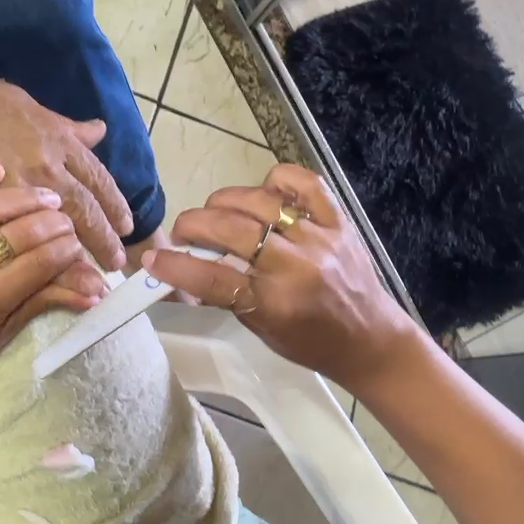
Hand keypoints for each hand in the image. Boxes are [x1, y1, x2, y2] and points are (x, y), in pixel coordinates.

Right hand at [0, 74, 134, 272]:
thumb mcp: (21, 103)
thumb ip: (61, 126)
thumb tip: (97, 132)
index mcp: (52, 143)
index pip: (96, 180)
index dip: (114, 206)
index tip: (125, 226)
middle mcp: (39, 173)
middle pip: (82, 213)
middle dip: (103, 240)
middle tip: (116, 261)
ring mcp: (7, 200)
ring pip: (53, 238)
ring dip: (77, 263)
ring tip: (92, 282)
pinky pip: (13, 254)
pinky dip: (38, 276)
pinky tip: (52, 287)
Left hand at [0, 164, 103, 395]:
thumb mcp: (3, 334)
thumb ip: (44, 302)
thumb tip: (94, 292)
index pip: (36, 264)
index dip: (65, 252)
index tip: (81, 246)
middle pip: (17, 235)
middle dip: (53, 225)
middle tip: (70, 222)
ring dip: (24, 199)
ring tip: (51, 197)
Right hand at [142, 164, 422, 383]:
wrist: (371, 340)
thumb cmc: (310, 342)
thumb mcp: (260, 329)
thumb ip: (224, 295)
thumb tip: (183, 268)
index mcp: (276, 303)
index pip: (213, 278)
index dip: (175, 266)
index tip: (152, 260)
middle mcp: (297, 266)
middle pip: (231, 230)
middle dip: (193, 225)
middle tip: (183, 232)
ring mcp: (320, 237)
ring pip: (258, 200)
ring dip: (224, 202)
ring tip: (216, 214)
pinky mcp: (337, 219)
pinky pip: (301, 182)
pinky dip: (274, 181)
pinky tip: (262, 195)